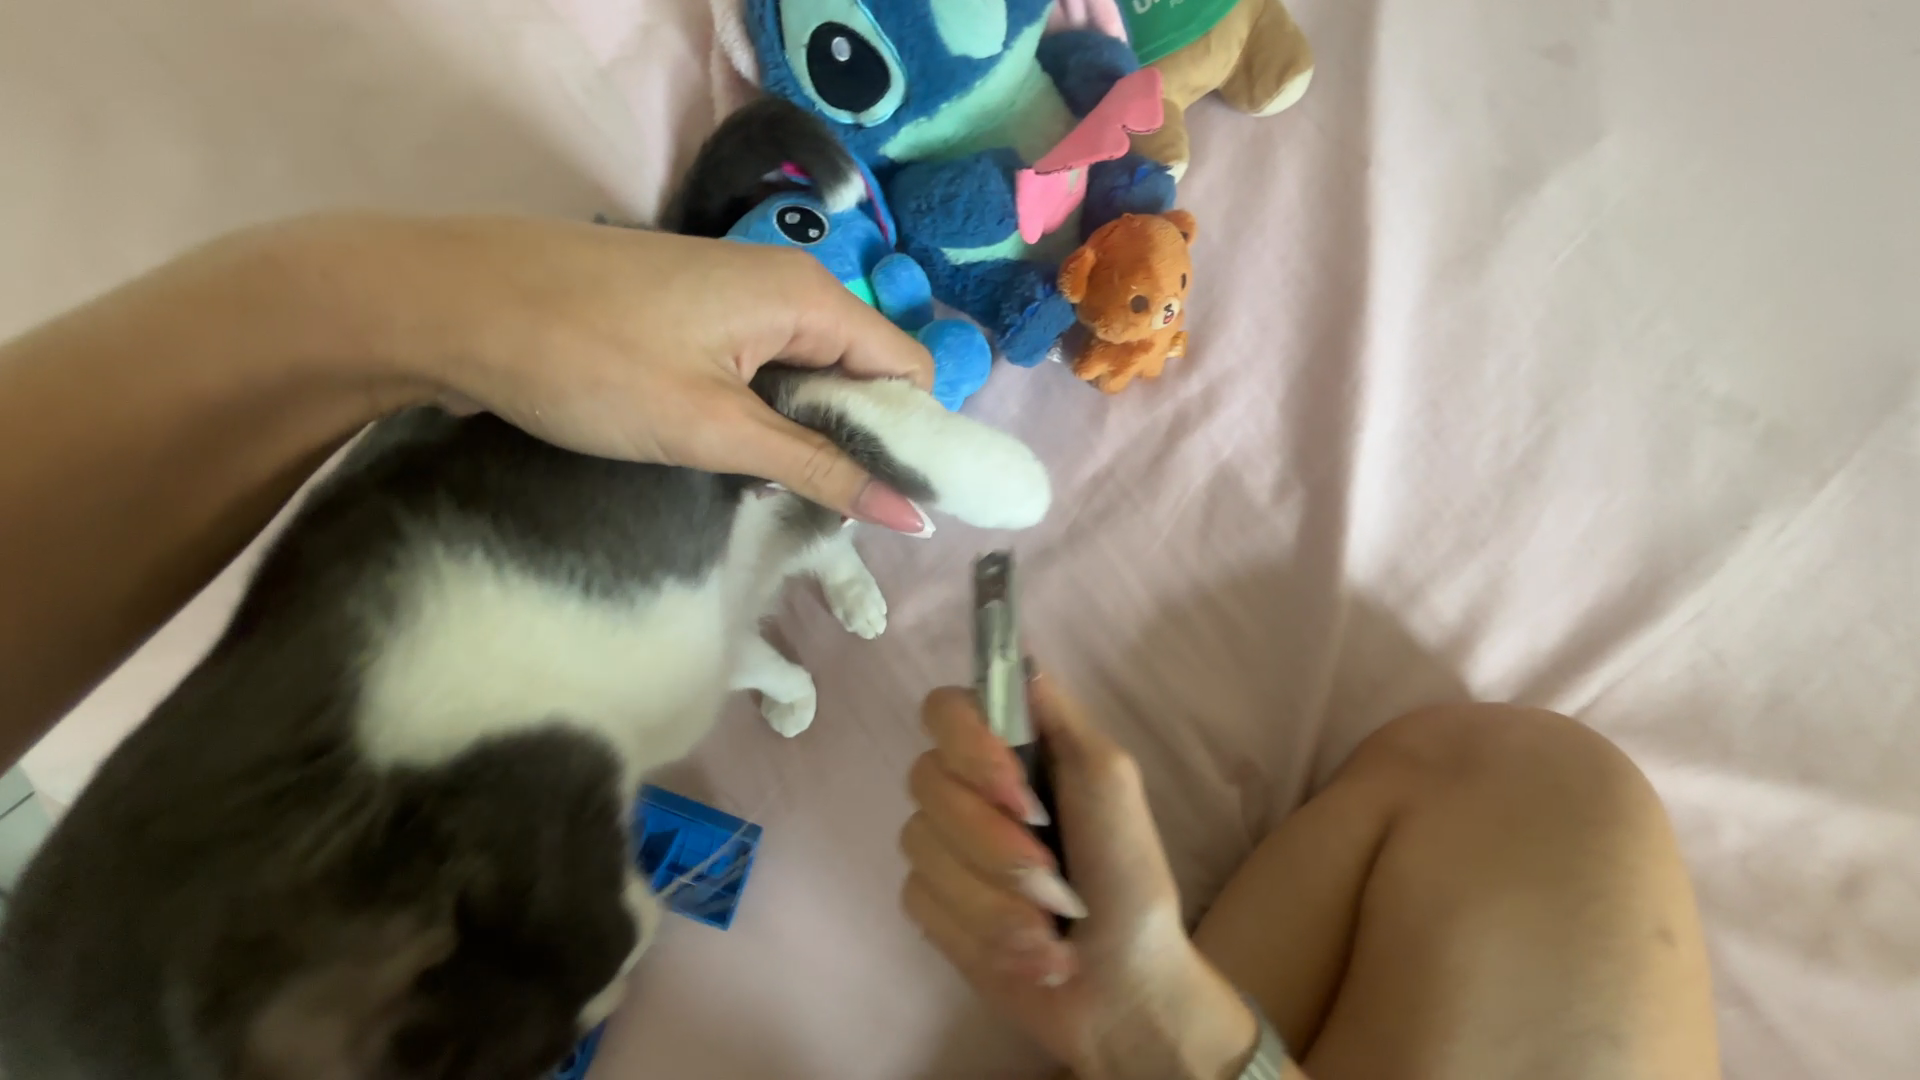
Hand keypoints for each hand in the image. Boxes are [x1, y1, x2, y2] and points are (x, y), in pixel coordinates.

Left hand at [266, 213, 936, 531]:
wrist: (444, 303)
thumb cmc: (588, 362)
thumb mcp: (715, 429)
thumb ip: (820, 469)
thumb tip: (913, 516)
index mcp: (810, 298)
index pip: (908, 370)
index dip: (909, 436)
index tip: (886, 499)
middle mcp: (790, 285)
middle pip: (865, 371)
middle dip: (858, 440)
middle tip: (824, 506)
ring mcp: (743, 295)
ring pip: (815, 374)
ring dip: (809, 433)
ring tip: (775, 487)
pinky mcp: (704, 313)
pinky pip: (771, 367)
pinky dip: (770, 414)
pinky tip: (737, 452)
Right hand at [901, 674, 1261, 1079]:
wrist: (1125, 984)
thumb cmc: (1127, 874)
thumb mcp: (1111, 780)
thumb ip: (1060, 714)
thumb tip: (1016, 654)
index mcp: (1008, 748)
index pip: (944, 709)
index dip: (968, 746)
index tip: (1017, 790)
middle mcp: (966, 786)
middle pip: (926, 779)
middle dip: (992, 841)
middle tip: (1051, 878)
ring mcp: (943, 844)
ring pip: (922, 844)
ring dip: (997, 898)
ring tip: (1051, 929)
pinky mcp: (930, 902)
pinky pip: (921, 897)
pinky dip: (982, 931)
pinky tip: (1026, 950)